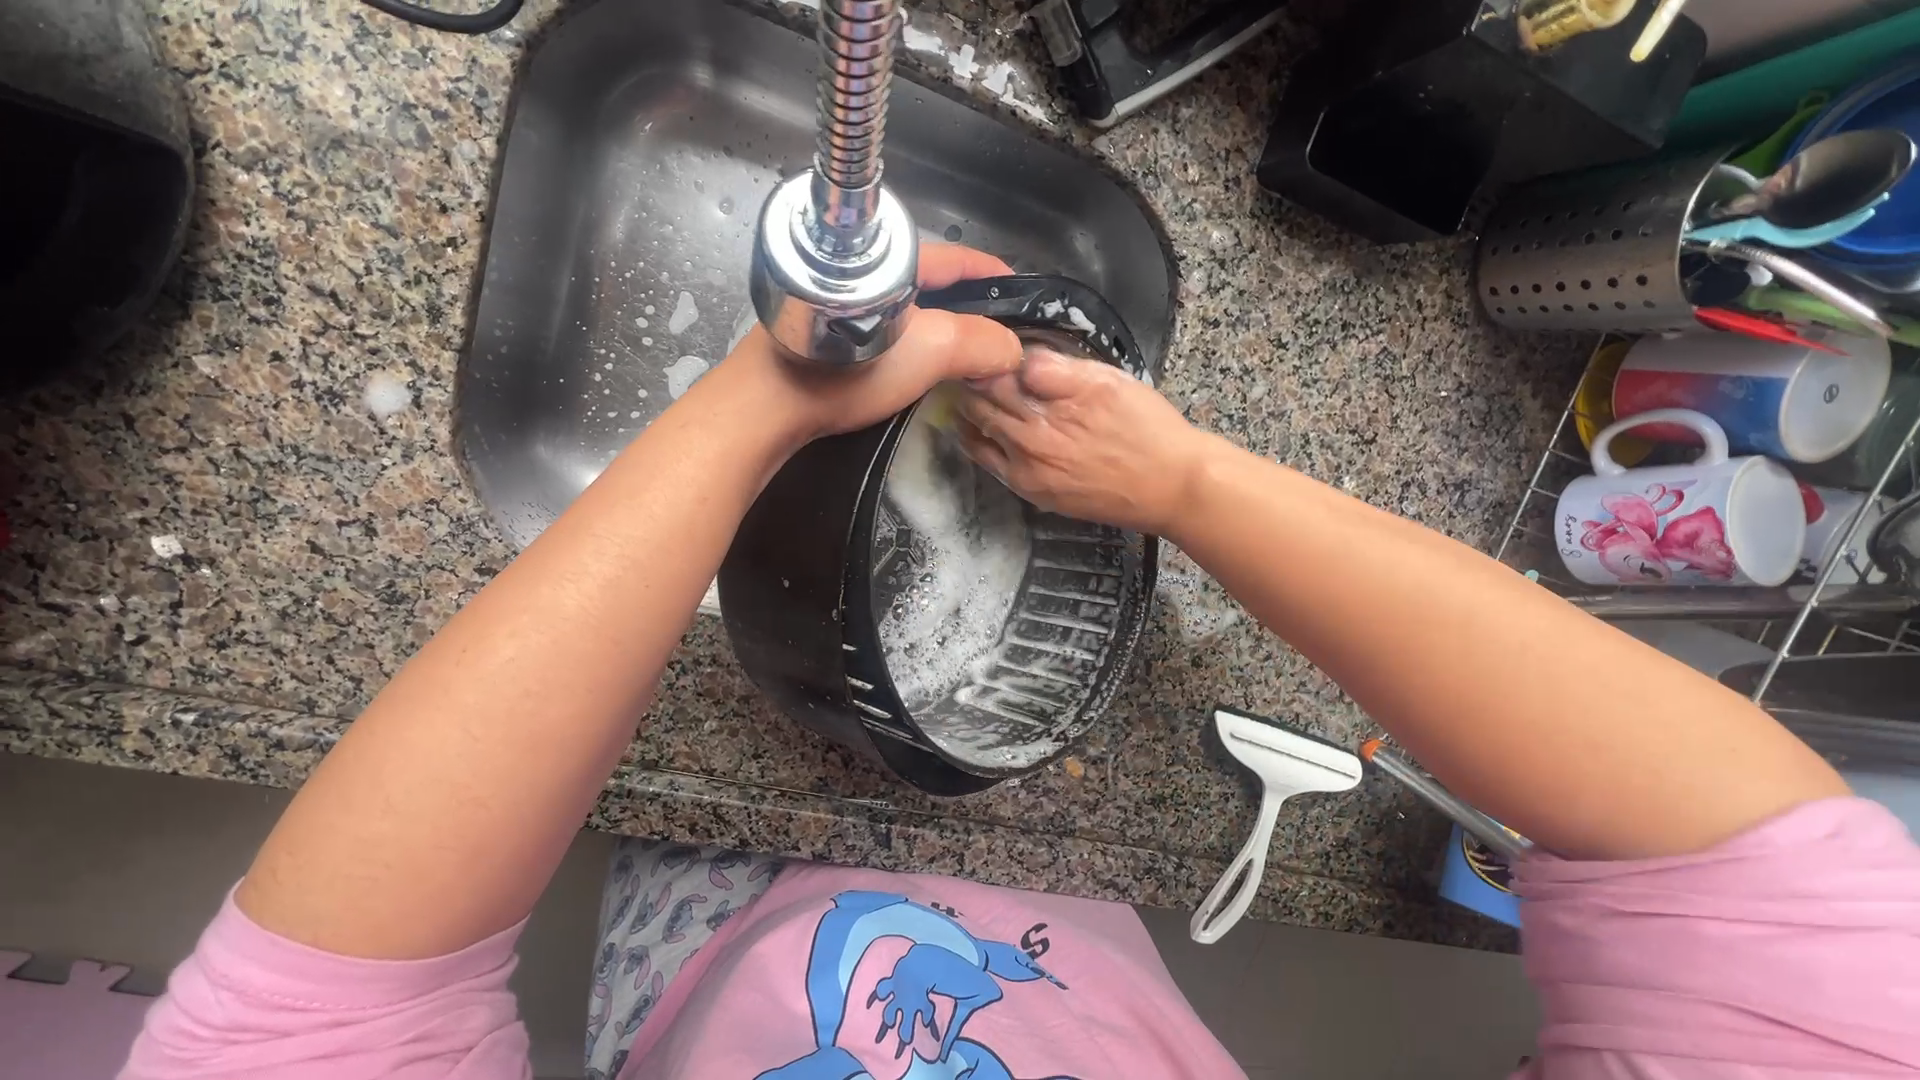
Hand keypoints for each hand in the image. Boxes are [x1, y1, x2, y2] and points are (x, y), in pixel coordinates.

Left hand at [722, 243, 1023, 441]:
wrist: (771, 404)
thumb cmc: (849, 368)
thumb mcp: (932, 351)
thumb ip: (981, 344)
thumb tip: (1012, 350)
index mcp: (895, 262)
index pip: (959, 259)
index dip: (995, 275)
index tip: (1023, 296)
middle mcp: (870, 275)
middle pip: (937, 286)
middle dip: (973, 309)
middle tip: (1000, 338)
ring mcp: (846, 305)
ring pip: (912, 312)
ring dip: (944, 332)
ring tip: (969, 359)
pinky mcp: (830, 337)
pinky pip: (889, 334)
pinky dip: (914, 348)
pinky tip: (921, 370)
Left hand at [954, 349, 1214, 534]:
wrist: (1171, 487)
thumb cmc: (1148, 428)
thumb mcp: (1108, 382)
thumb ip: (1058, 369)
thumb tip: (1018, 358)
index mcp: (1047, 405)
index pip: (994, 376)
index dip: (981, 358)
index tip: (972, 346)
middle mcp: (1029, 440)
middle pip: (981, 406)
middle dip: (967, 384)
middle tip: (958, 368)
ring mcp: (1029, 471)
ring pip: (980, 436)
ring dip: (966, 414)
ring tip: (958, 395)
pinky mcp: (1034, 493)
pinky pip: (992, 466)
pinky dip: (977, 446)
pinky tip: (972, 433)